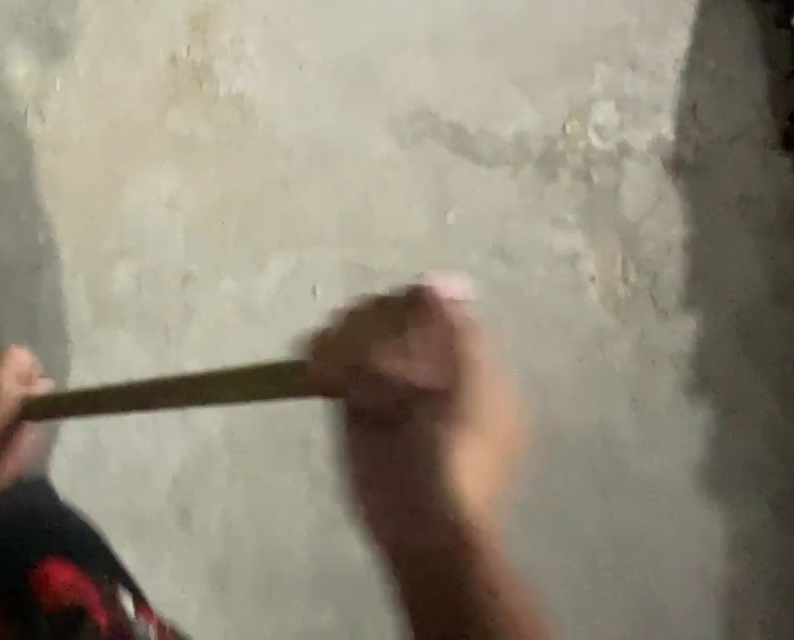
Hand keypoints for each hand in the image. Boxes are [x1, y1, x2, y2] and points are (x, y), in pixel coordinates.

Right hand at [308, 273, 522, 550]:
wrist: (419, 518)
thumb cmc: (456, 456)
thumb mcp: (470, 389)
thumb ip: (456, 331)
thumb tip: (441, 277)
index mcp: (463, 362)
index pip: (428, 308)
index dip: (409, 310)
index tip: (399, 323)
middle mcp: (424, 365)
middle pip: (387, 316)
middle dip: (374, 331)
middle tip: (378, 368)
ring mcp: (386, 382)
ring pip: (355, 333)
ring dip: (346, 346)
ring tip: (352, 380)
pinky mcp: (351, 399)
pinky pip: (331, 359)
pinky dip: (324, 360)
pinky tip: (323, 377)